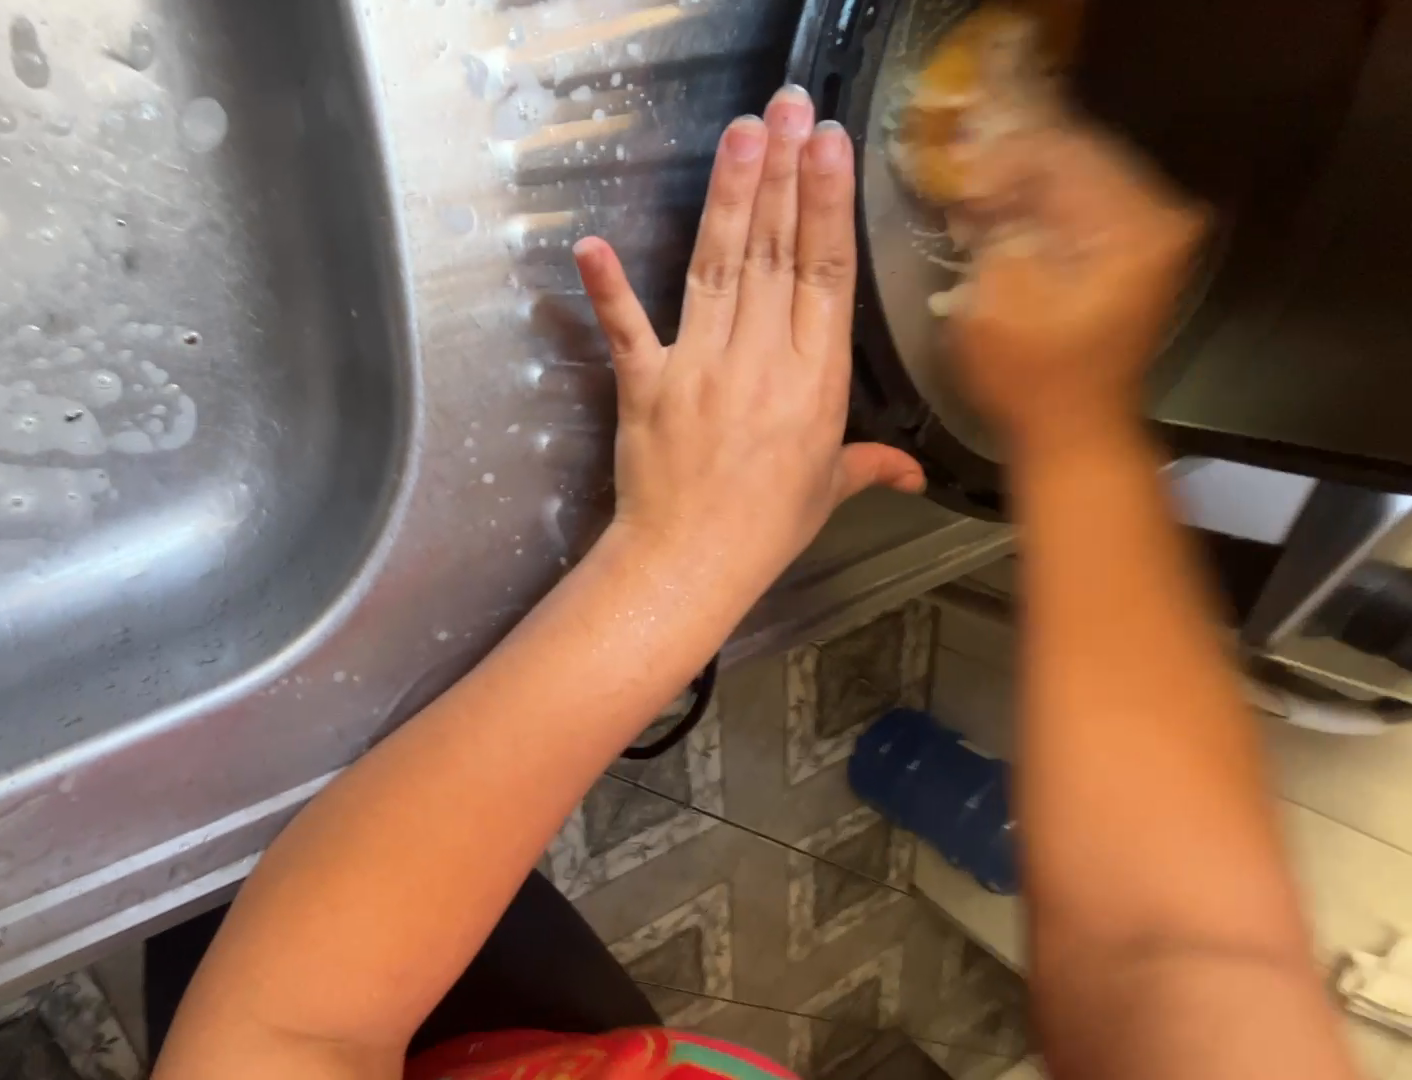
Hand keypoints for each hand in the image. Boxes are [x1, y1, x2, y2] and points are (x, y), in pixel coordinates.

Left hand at [573, 86, 924, 600]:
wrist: (689, 561)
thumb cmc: (763, 528)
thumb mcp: (826, 491)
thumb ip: (868, 464)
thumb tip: (914, 471)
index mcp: (816, 380)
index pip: (826, 274)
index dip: (827, 204)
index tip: (829, 144)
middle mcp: (761, 361)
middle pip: (775, 254)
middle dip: (782, 174)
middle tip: (786, 107)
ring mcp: (698, 369)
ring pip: (719, 270)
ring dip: (727, 200)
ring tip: (740, 136)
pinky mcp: (645, 386)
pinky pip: (627, 330)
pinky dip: (608, 289)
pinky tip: (592, 244)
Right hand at [950, 124, 1207, 455]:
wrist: (1070, 431)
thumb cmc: (1029, 378)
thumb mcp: (995, 300)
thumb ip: (993, 229)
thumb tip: (979, 182)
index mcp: (1133, 223)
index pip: (1063, 151)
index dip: (1000, 156)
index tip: (950, 171)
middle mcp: (1156, 216)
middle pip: (1075, 161)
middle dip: (1009, 168)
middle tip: (954, 182)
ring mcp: (1147, 235)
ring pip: (1074, 184)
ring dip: (1018, 191)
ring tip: (967, 203)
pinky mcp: (1129, 254)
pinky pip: (1077, 212)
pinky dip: (1034, 214)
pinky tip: (994, 226)